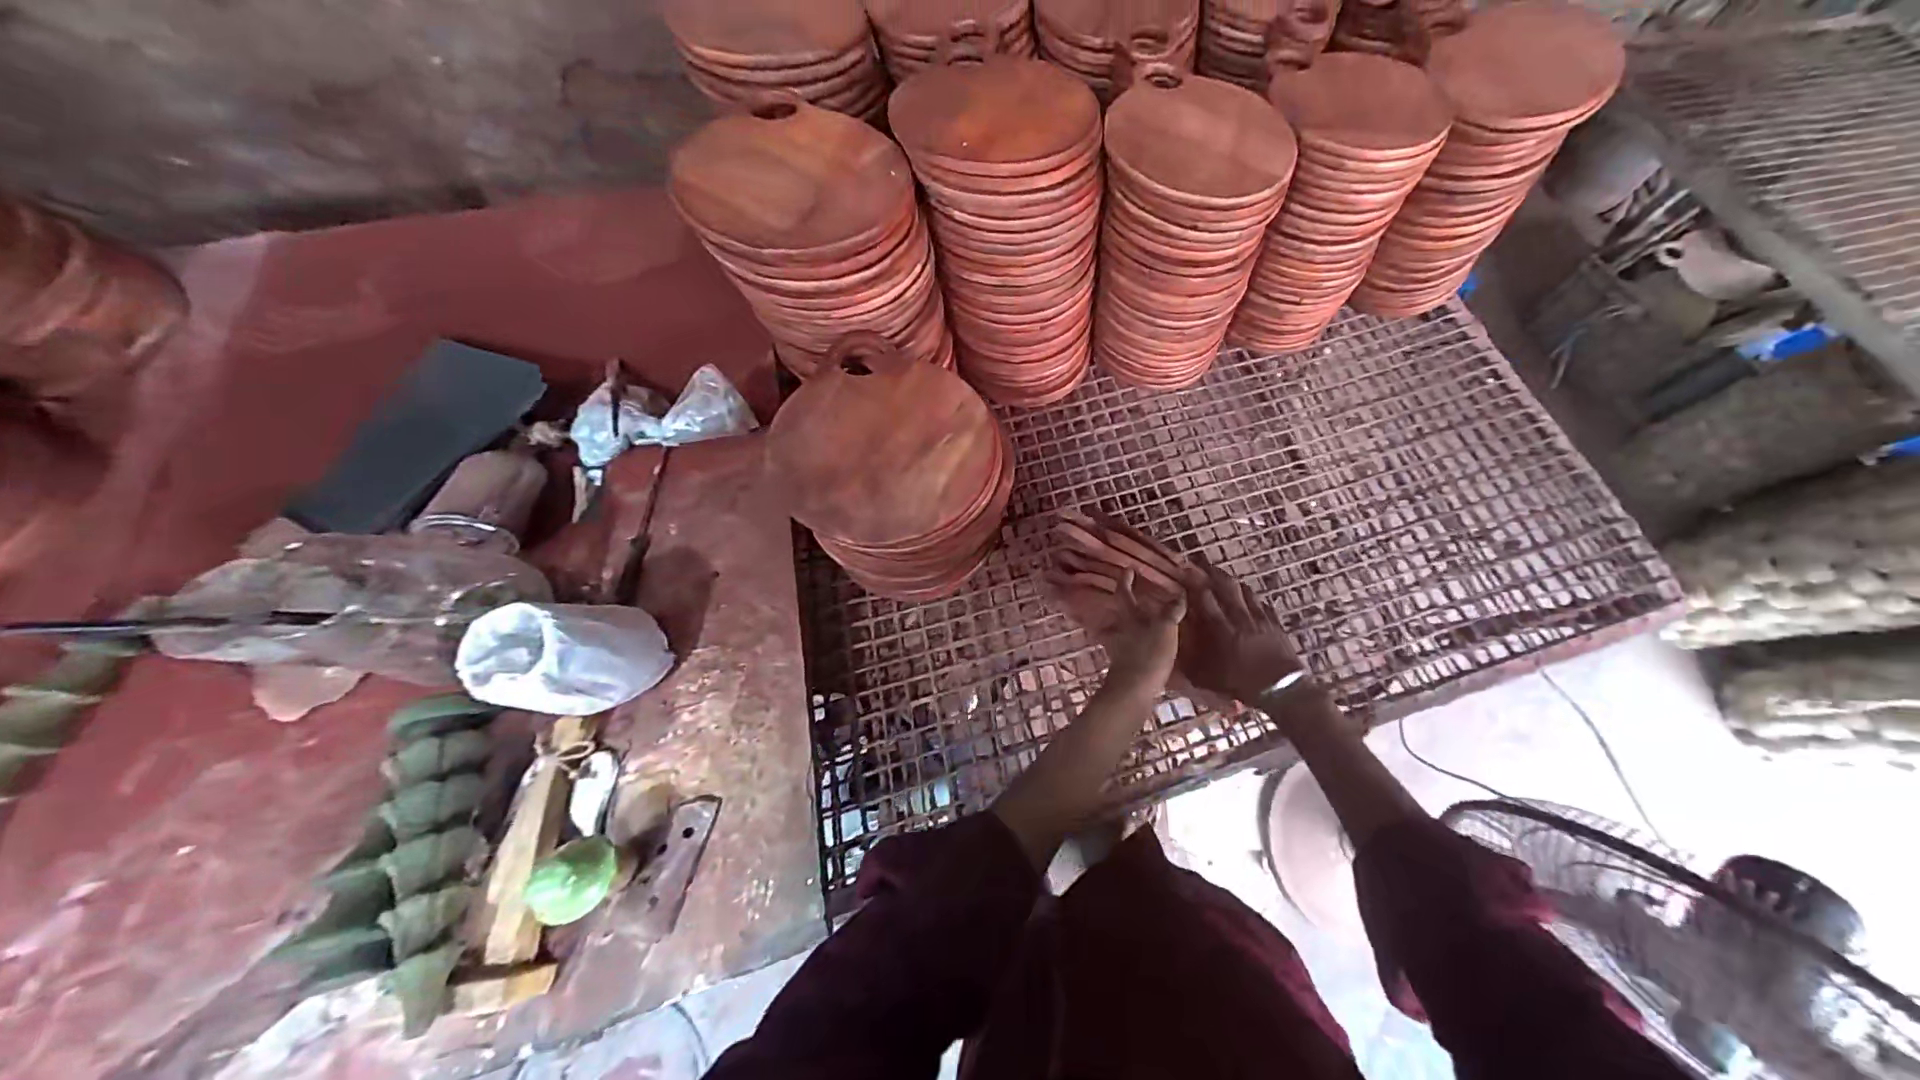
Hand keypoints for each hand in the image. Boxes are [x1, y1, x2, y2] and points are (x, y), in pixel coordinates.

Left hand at [1098, 568, 1186, 698]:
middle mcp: (1120, 628)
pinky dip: (1143, 641)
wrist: (1133, 690)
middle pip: (1123, 610)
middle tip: (1142, 594)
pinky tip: (1154, 644)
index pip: (1124, 591)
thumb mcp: (1165, 628)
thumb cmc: (1148, 654)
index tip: (1129, 568)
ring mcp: (1121, 647)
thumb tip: (1179, 594)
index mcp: (1128, 616)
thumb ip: (1171, 611)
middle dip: (1130, 601)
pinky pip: (1135, 646)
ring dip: (1138, 622)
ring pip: (1128, 628)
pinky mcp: (1127, 664)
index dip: (1126, 579)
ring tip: (1151, 618)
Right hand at [1179, 553, 1305, 705]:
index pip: (1204, 596)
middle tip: (1201, 563)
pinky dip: (1252, 599)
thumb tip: (1174, 650)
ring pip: (1245, 591)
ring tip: (1223, 578)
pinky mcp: (1275, 624)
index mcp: (1221, 629)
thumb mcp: (1207, 678)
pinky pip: (1262, 604)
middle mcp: (1239, 618)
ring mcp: (1260, 619)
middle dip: (1212, 571)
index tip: (1184, 570)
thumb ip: (1190, 660)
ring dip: (1232, 582)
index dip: (1193, 581)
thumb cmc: (1241, 685)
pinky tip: (1249, 600)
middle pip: (1226, 585)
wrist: (1282, 691)